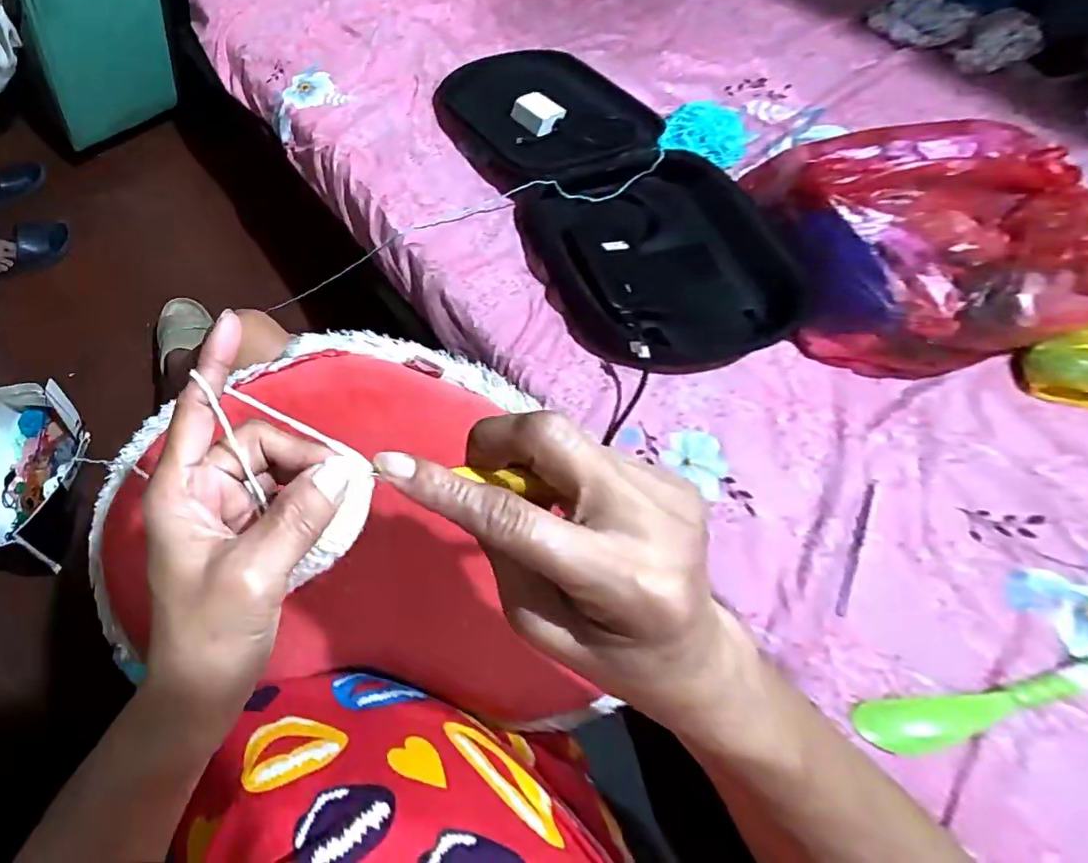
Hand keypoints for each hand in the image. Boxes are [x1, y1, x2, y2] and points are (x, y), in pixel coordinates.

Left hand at [142, 312, 341, 709]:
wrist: (199, 693)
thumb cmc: (209, 634)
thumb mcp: (254, 574)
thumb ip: (296, 518)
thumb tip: (341, 471)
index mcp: (180, 488)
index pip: (196, 411)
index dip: (213, 364)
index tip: (231, 320)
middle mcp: (199, 487)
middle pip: (252, 443)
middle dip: (296, 454)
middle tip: (341, 484)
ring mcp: (223, 509)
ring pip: (271, 469)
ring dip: (305, 480)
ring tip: (338, 507)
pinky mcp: (243, 530)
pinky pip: (279, 497)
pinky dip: (304, 501)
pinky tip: (328, 516)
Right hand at [373, 413, 755, 730]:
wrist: (697, 653)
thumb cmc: (605, 651)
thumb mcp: (532, 619)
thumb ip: (500, 546)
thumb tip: (469, 483)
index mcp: (618, 578)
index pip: (512, 518)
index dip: (446, 488)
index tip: (390, 464)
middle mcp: (651, 521)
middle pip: (548, 434)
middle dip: (496, 440)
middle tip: (483, 472)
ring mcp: (668, 489)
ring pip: (563, 434)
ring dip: (528, 458)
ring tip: (539, 501)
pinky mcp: (671, 475)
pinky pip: (584, 447)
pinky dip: (558, 467)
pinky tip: (576, 505)